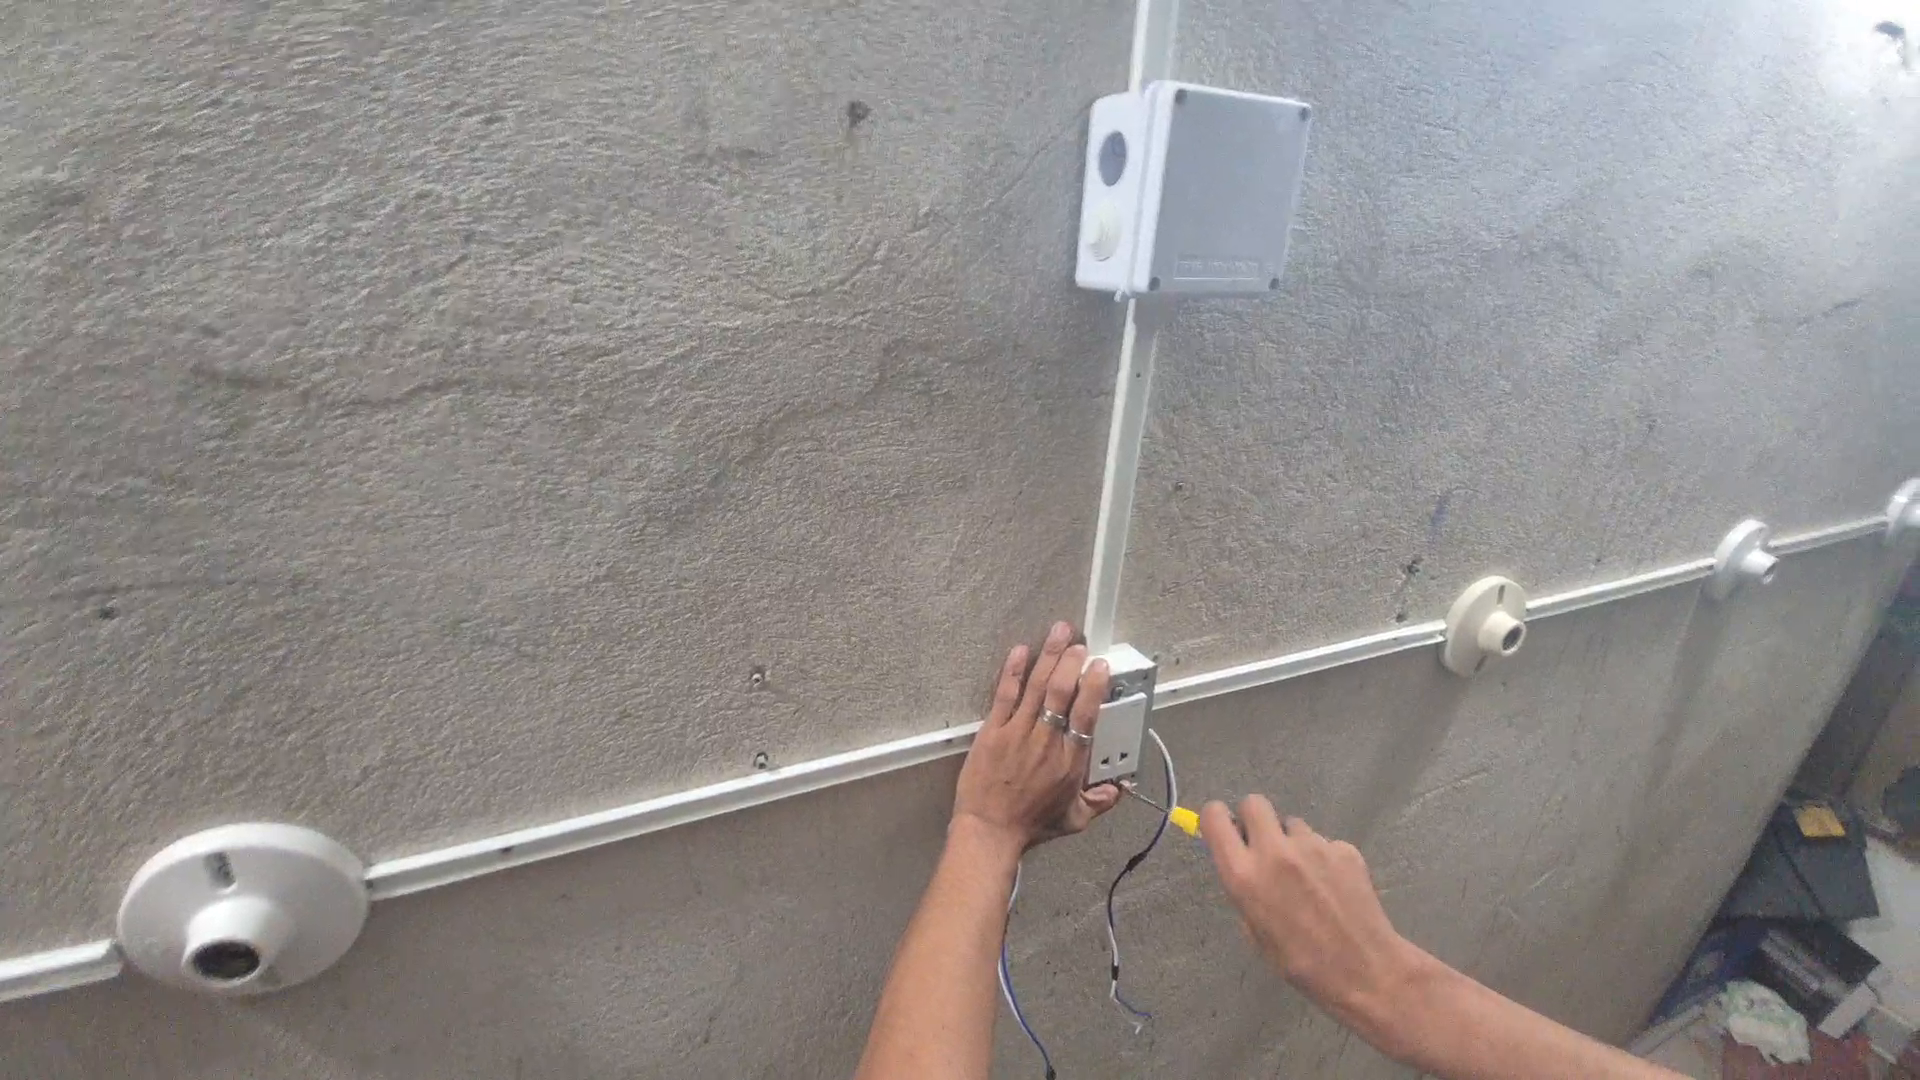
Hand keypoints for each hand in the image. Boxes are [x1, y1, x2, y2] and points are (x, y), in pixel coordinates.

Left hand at [950, 620, 1122, 852]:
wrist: (989, 832)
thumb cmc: (1030, 826)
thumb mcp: (1074, 819)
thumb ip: (1101, 801)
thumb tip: (1121, 789)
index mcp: (1070, 761)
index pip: (1087, 715)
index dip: (1094, 686)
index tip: (1099, 666)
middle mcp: (1047, 742)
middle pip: (1062, 692)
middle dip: (1071, 661)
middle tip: (1078, 642)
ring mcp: (1018, 734)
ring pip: (1037, 687)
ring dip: (1049, 657)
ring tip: (1058, 633)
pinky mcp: (993, 732)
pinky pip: (1004, 695)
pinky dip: (1013, 672)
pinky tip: (1020, 651)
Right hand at [1201, 797, 1425, 1037]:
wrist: (1367, 973)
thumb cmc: (1300, 962)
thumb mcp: (1254, 930)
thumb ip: (1244, 887)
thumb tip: (1244, 861)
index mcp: (1244, 874)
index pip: (1215, 817)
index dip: (1217, 818)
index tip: (1226, 829)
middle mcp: (1274, 851)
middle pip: (1254, 803)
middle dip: (1255, 819)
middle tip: (1265, 844)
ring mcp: (1312, 846)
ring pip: (1293, 824)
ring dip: (1293, 842)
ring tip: (1308, 875)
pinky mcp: (1343, 849)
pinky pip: (1324, 842)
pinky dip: (1324, 858)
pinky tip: (1334, 886)